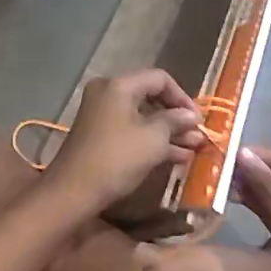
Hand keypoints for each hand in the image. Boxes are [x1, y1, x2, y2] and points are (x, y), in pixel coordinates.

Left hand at [45, 70, 204, 209]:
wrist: (72, 192)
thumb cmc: (116, 159)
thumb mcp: (153, 140)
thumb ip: (174, 122)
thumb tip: (190, 115)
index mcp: (119, 85)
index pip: (159, 79)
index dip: (182, 97)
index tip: (198, 119)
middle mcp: (108, 92)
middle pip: (150, 96)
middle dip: (176, 117)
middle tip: (197, 135)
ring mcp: (101, 113)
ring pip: (142, 116)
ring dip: (167, 131)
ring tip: (192, 149)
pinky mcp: (99, 134)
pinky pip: (131, 129)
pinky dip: (151, 139)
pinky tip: (175, 156)